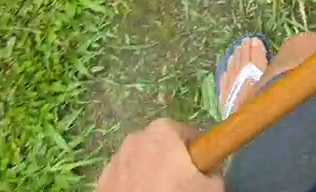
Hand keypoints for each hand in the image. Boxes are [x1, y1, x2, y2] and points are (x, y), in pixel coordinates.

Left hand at [95, 120, 222, 191]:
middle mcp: (134, 139)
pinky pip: (122, 181)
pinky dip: (131, 189)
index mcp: (162, 130)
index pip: (187, 135)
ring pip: (139, 164)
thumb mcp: (213, 186)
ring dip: (148, 176)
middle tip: (179, 186)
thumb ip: (216, 168)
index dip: (195, 155)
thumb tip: (210, 167)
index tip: (197, 173)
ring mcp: (113, 163)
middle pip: (161, 148)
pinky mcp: (99, 186)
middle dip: (170, 163)